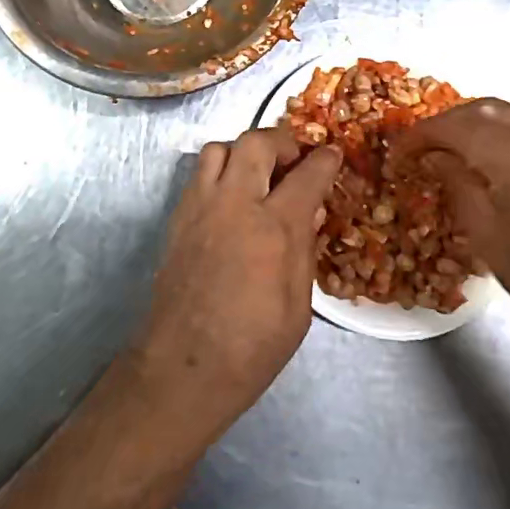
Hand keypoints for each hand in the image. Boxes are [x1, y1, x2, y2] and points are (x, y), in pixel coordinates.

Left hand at [125, 128, 341, 438]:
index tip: (332, 154)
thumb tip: (310, 212)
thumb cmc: (251, 348)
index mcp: (273, 229)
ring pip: (220, 148)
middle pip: (256, 142)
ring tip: (258, 174)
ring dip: (244, 151)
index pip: (306, 175)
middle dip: (282, 141)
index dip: (324, 160)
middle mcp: (234, 204)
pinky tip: (231, 197)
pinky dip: (219, 170)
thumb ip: (304, 250)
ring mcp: (200, 206)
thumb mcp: (298, 307)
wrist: (183, 366)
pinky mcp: (177, 217)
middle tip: (294, 160)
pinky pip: (199, 173)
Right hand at [390, 99, 509, 357]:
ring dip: (478, 128)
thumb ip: (458, 186)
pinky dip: (507, 139)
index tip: (401, 151)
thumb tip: (438, 159)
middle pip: (485, 109)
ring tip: (456, 158)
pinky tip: (497, 169)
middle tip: (425, 150)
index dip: (421, 135)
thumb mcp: (489, 238)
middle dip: (448, 123)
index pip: (456, 125)